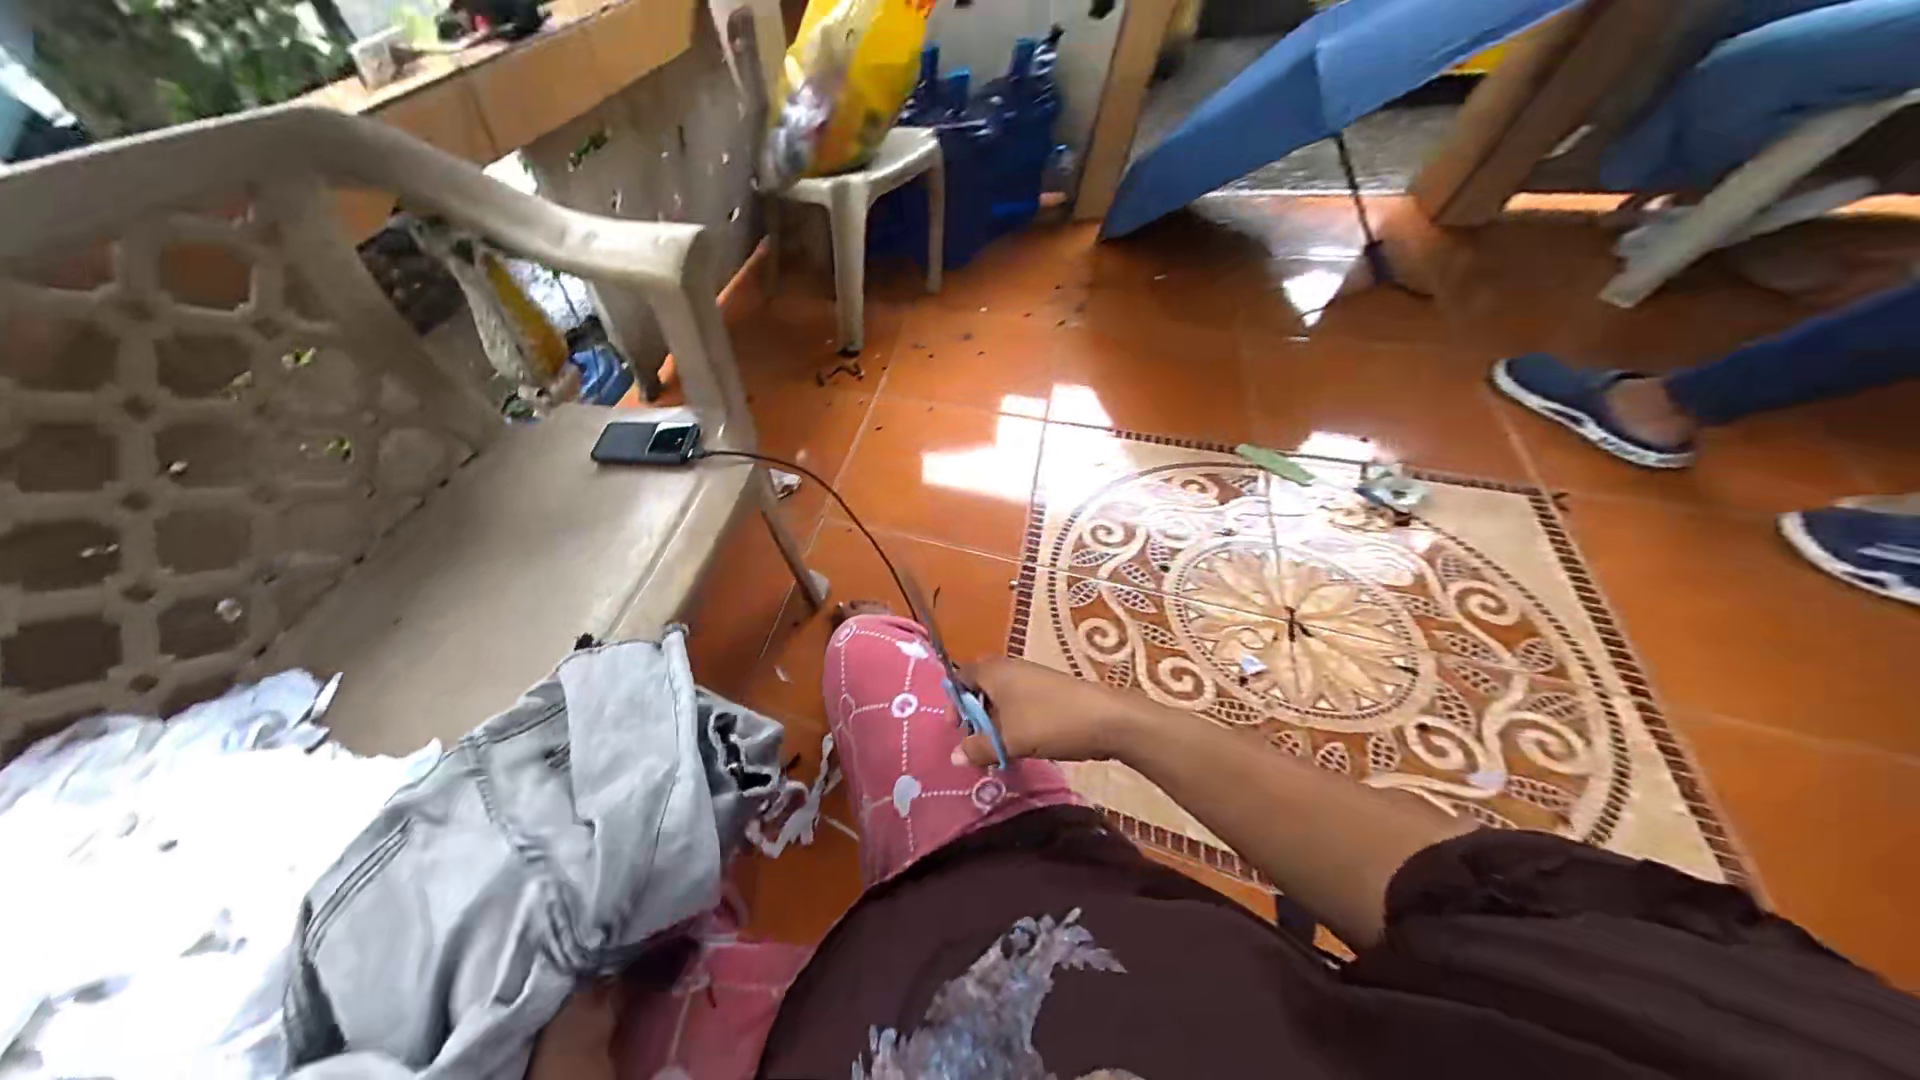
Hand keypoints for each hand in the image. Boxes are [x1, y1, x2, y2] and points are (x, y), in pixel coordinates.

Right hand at [950, 657, 1147, 767]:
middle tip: (977, 742)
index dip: (954, 702)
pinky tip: (1022, 746)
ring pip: (1001, 699)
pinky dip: (1014, 723)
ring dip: (995, 724)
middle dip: (975, 716)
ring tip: (999, 750)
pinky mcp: (1048, 693)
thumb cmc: (1049, 721)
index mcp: (994, 671)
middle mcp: (1010, 668)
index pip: (960, 676)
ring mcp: (1031, 679)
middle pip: (980, 688)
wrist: (1107, 719)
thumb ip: (979, 748)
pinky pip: (1019, 705)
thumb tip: (953, 757)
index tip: (957, 729)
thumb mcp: (1009, 739)